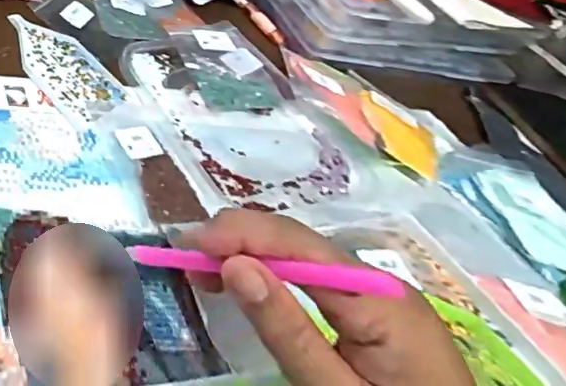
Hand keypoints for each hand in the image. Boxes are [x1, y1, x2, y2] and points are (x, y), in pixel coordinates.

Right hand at [182, 210, 471, 385]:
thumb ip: (288, 331)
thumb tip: (232, 264)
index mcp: (381, 297)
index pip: (292, 242)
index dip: (234, 234)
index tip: (184, 245)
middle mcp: (381, 282)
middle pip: (293, 241)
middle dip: (235, 241)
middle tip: (185, 259)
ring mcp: (380, 296)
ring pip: (298, 254)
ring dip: (248, 254)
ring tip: (205, 269)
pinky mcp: (375, 314)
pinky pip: (313, 278)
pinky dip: (272, 274)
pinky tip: (247, 281)